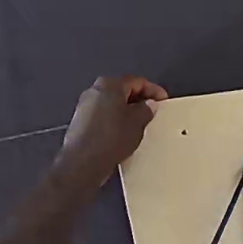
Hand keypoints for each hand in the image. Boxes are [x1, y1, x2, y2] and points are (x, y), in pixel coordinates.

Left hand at [52, 75, 167, 189]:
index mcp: (109, 85)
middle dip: (139, 100)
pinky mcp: (81, 121)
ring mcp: (85, 106)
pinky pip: (103, 115)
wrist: (84, 162)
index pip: (137, 81)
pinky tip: (123, 133)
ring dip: (126, 111)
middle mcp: (95, 90)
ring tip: (139, 124)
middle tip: (152, 111)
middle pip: (122, 90)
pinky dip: (115, 120)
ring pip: (112, 104)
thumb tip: (148, 105)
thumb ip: (146, 109)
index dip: (153, 90)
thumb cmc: (111, 138)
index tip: (162, 99)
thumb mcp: (137, 123)